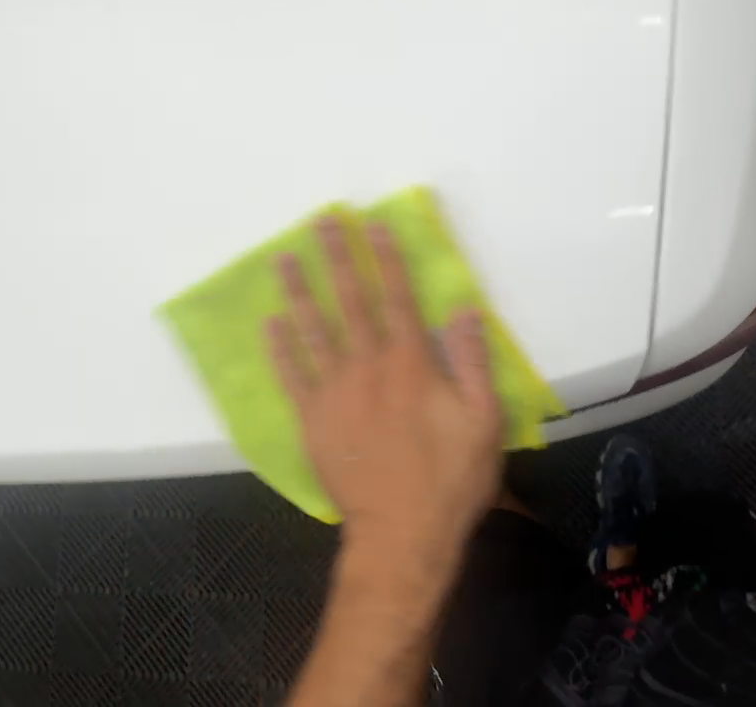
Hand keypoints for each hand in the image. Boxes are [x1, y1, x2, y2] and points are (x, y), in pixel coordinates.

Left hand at [268, 217, 504, 559]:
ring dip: (299, 290)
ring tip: (283, 257)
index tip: (370, 223)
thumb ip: (475, 362)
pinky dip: (280, 348)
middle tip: (321, 220)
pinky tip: (270, 322)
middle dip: (336, 257)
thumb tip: (464, 310)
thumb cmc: (450, 477)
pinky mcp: (313, 422)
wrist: (402, 535)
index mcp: (411, 363)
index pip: (396, 296)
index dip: (384, 257)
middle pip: (350, 301)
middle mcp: (368, 366)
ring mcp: (335, 393)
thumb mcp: (484, 420)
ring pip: (313, 330)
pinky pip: (291, 377)